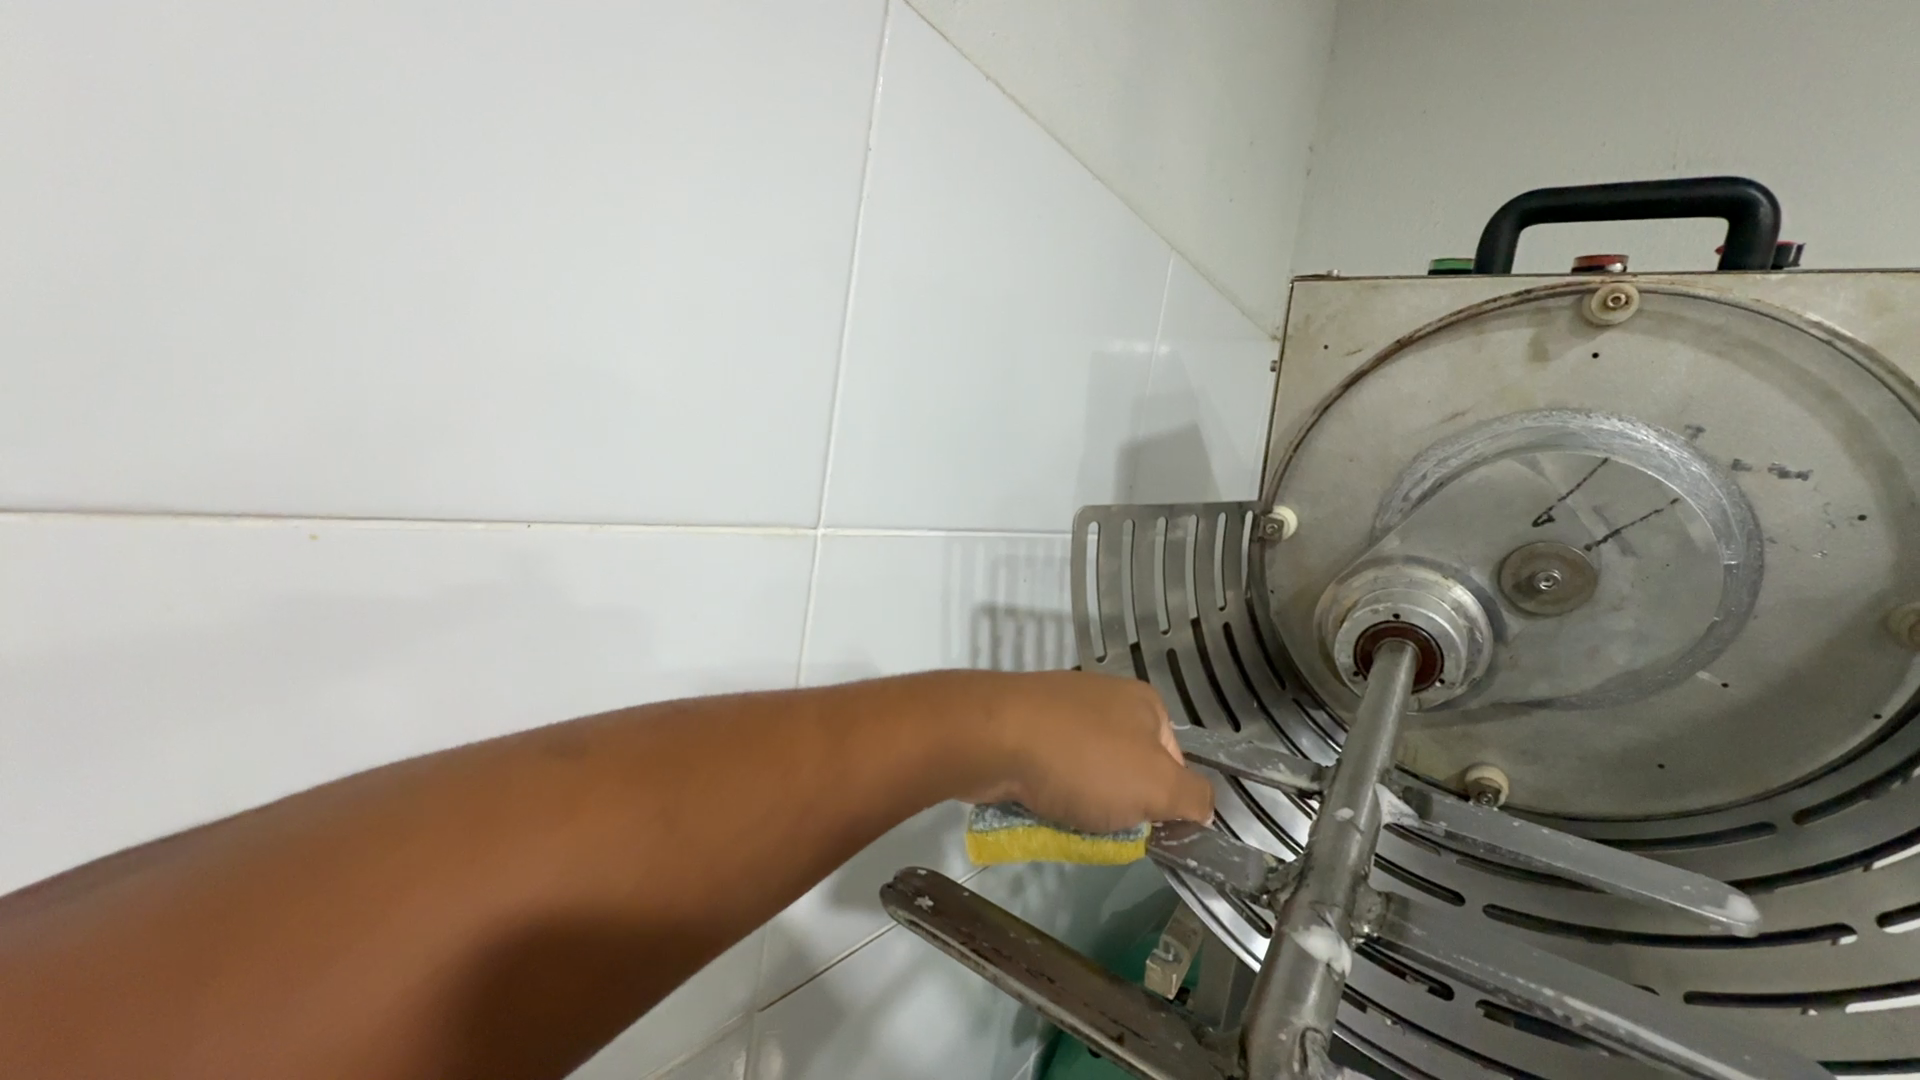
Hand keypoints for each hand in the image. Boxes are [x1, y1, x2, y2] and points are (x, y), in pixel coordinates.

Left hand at [965, 671, 1213, 833]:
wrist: (989, 737)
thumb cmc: (1081, 760)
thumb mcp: (1157, 787)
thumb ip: (1193, 800)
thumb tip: (1203, 809)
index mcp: (1144, 703)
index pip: (1173, 762)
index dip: (1163, 801)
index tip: (1143, 825)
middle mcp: (1104, 697)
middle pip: (1126, 768)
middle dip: (1116, 803)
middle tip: (1100, 826)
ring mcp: (1059, 707)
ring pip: (1084, 773)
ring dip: (1078, 802)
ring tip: (1063, 818)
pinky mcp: (1022, 723)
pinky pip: (1047, 768)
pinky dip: (1045, 791)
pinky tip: (1035, 804)